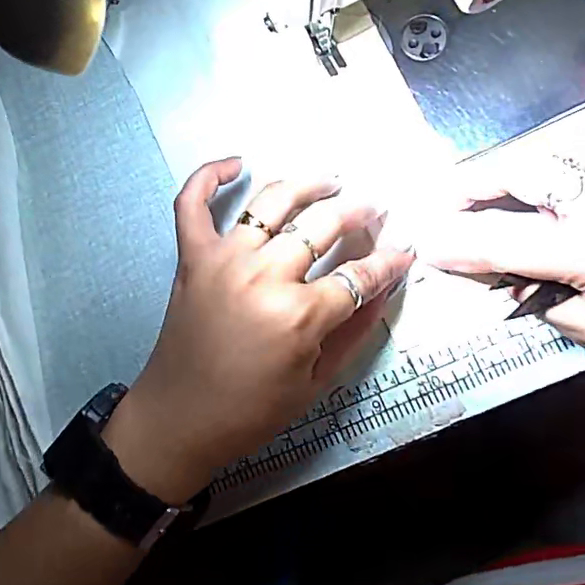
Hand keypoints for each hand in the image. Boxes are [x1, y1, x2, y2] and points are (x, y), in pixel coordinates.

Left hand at [103, 159, 415, 502]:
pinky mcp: (191, 257)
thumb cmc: (252, 411)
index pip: (359, 275)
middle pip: (324, 226)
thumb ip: (355, 330)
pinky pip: (193, 204)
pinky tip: (236, 163)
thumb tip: (385, 288)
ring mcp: (223, 261)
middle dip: (360, 214)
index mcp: (299, 315)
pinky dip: (209, 177)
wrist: (178, 421)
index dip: (389, 262)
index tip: (406, 251)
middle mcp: (264, 276)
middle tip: (376, 209)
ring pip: (272, 202)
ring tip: (331, 181)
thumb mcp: (317, 381)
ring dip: (308, 184)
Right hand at [423, 149, 584, 418]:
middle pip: (526, 169)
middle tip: (454, 194)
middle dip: (480, 182)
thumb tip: (513, 281)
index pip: (505, 239)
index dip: (459, 241)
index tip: (429, 241)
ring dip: (536, 174)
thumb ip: (553, 302)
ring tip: (517, 191)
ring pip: (569, 155)